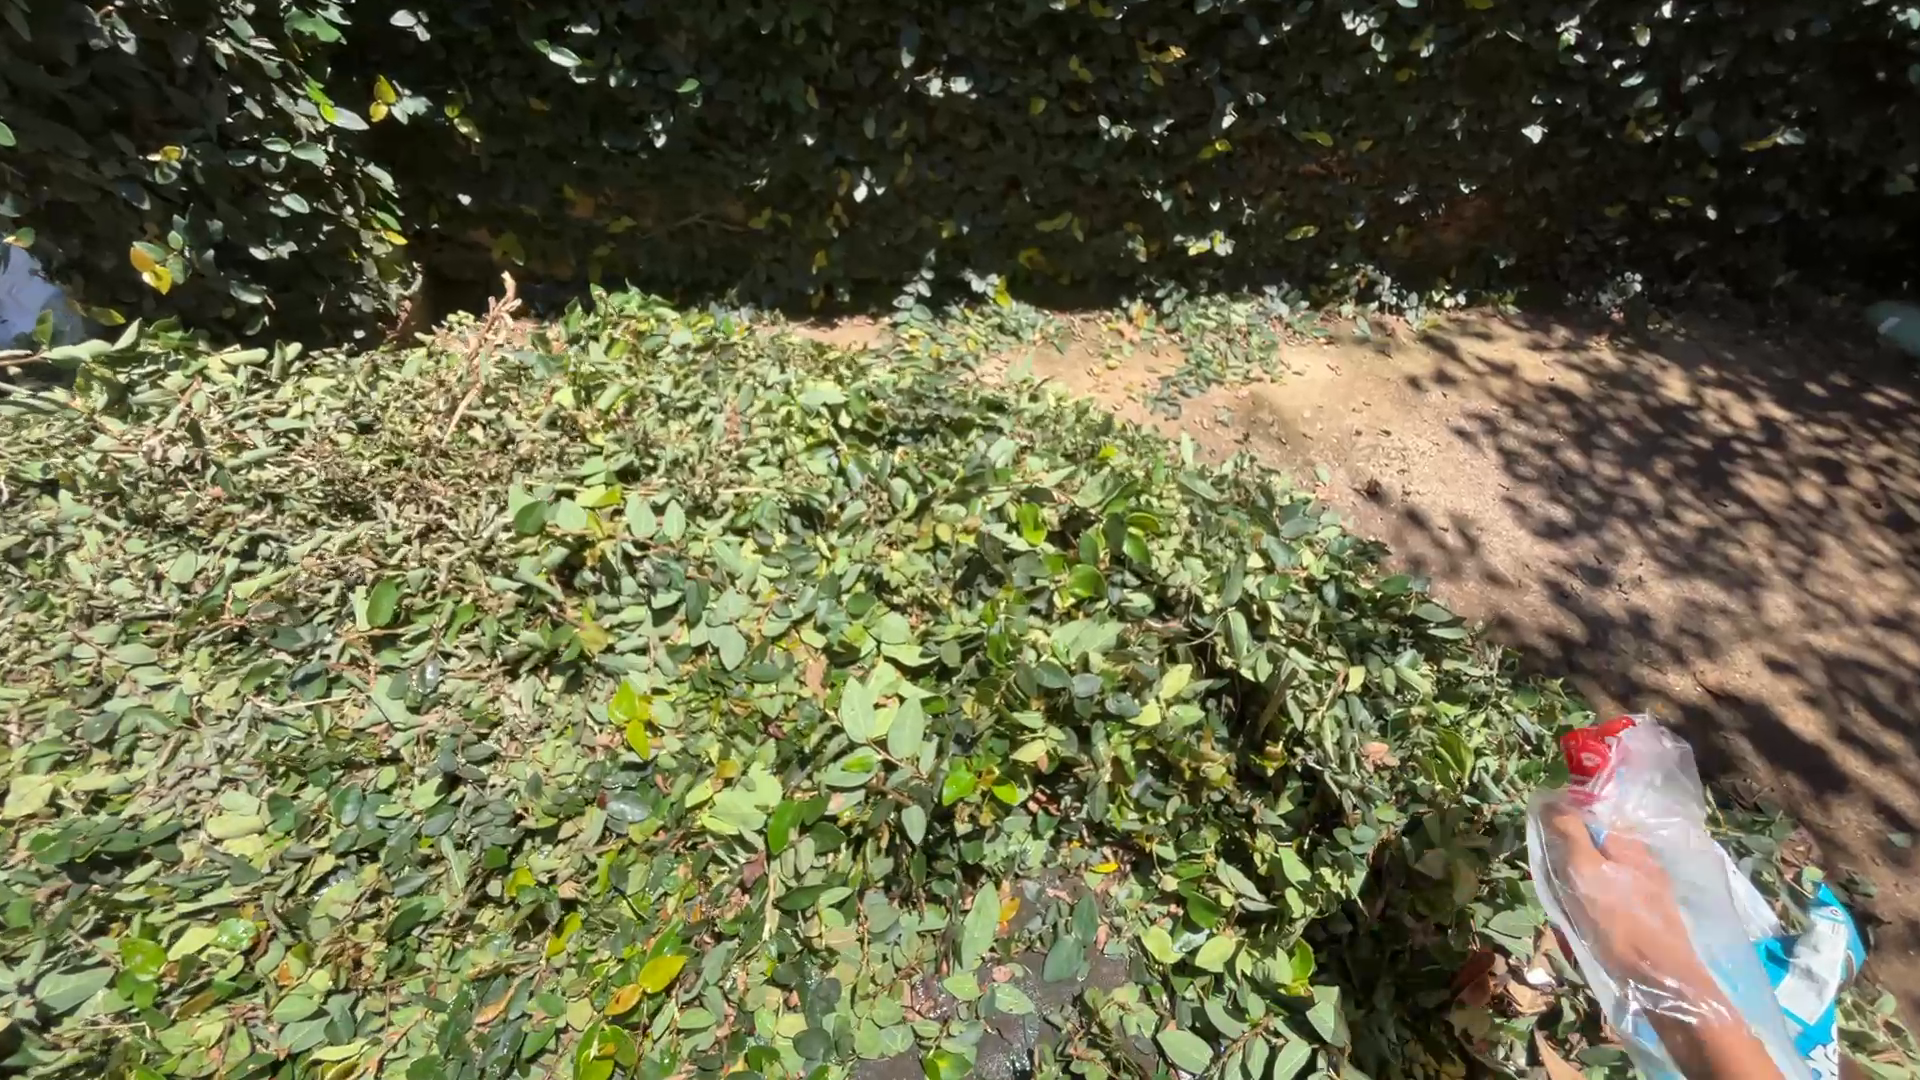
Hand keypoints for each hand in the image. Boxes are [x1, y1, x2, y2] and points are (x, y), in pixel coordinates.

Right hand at [1536, 803, 1727, 1018]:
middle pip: (1591, 842)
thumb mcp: (1583, 869)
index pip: (1585, 815)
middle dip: (1567, 853)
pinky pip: (1610, 889)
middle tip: (1553, 875)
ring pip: (1599, 867)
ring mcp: (1649, 885)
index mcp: (1628, 843)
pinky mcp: (1649, 909)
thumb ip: (1568, 830)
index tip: (1542, 839)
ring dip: (1578, 877)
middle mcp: (1642, 858)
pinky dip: (1593, 895)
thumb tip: (1550, 797)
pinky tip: (1588, 913)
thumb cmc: (1617, 919)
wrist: (1662, 979)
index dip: (1559, 822)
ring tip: (1567, 899)